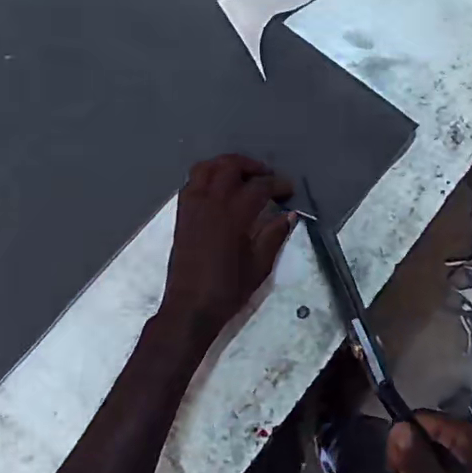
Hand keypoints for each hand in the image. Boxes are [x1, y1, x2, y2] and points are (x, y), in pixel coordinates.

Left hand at [159, 155, 295, 346]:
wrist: (190, 307)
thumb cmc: (228, 290)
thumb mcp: (259, 266)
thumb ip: (274, 235)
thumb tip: (288, 215)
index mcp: (232, 215)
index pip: (259, 187)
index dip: (277, 184)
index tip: (289, 189)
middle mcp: (210, 202)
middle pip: (229, 166)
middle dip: (251, 166)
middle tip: (266, 177)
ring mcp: (192, 205)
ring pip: (206, 168)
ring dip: (226, 165)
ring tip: (242, 176)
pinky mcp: (182, 213)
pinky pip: (193, 182)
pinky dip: (208, 177)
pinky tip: (219, 190)